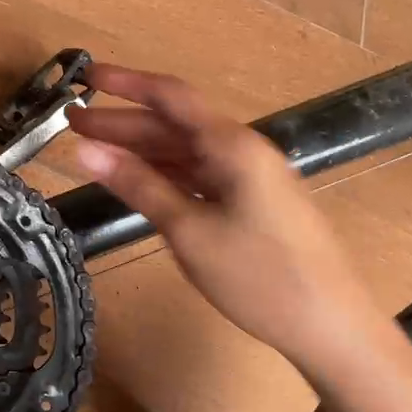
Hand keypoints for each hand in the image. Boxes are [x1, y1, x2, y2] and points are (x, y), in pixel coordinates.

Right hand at [70, 64, 369, 364]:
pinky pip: (198, 174)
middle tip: (72, 124)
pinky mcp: (254, 205)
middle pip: (173, 124)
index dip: (125, 82)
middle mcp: (243, 152)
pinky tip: (135, 181)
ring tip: (92, 153)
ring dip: (138, 148)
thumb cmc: (262, 277)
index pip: (170, 96)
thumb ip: (136, 184)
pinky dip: (162, 172)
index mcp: (233, 146)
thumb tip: (84, 149)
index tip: (84, 76)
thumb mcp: (189, 230)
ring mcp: (251, 179)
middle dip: (121, 121)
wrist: (339, 335)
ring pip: (184, 150)